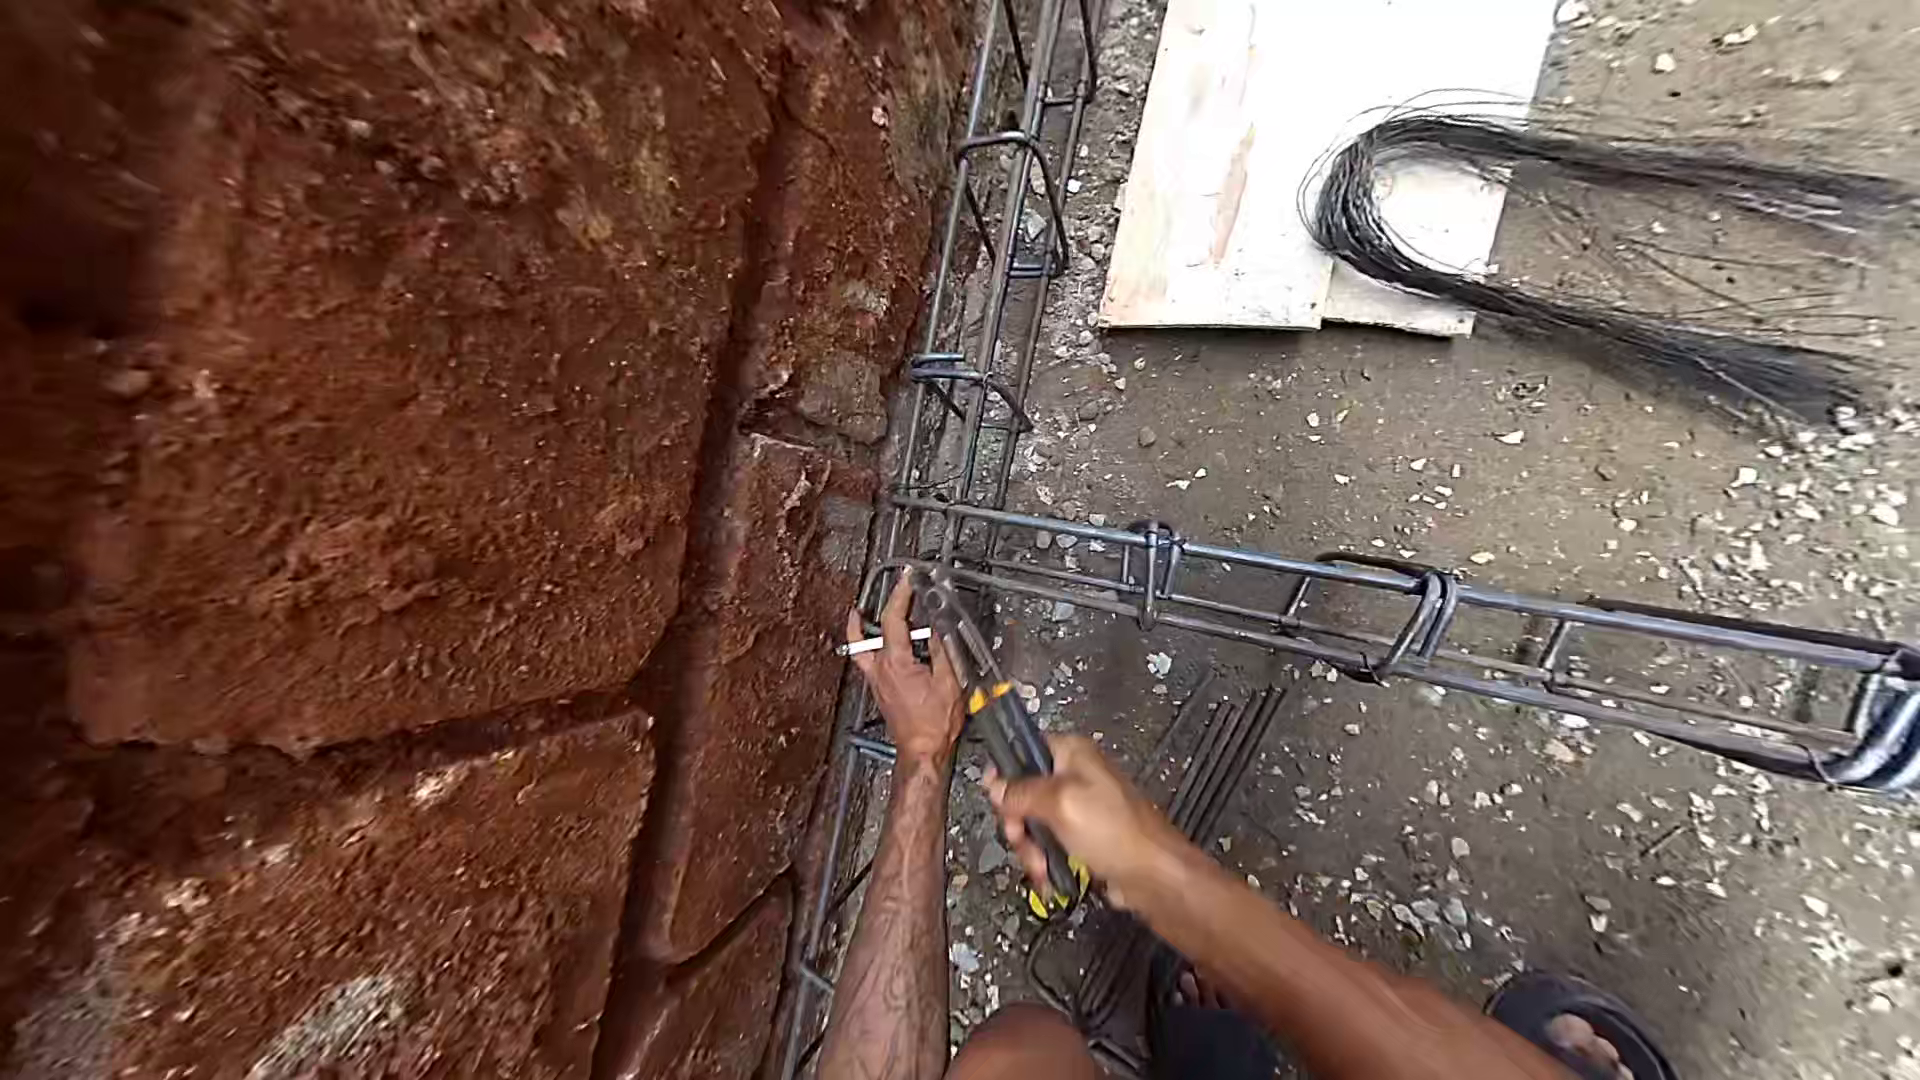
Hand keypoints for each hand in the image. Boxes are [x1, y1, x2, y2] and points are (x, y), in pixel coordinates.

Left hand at [846, 574, 963, 764]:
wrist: (922, 750)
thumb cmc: (933, 725)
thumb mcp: (949, 682)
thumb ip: (942, 650)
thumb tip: (938, 627)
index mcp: (896, 663)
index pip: (894, 618)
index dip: (900, 594)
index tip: (907, 579)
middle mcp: (880, 669)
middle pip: (877, 626)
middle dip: (890, 604)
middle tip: (902, 589)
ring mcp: (875, 678)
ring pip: (862, 644)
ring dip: (864, 623)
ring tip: (866, 609)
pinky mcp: (878, 686)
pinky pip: (864, 658)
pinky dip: (863, 643)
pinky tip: (871, 639)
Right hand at [984, 734, 1189, 909]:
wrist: (1154, 877)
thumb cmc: (1115, 831)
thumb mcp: (1059, 803)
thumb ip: (1021, 791)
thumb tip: (994, 784)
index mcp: (1070, 752)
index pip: (1023, 749)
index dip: (1006, 774)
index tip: (998, 801)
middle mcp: (1073, 773)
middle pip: (1023, 790)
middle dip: (1018, 822)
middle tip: (1021, 839)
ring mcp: (1077, 805)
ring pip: (1033, 820)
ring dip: (1030, 847)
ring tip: (1040, 866)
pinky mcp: (1082, 834)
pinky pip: (1049, 841)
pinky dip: (1044, 858)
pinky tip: (1048, 875)